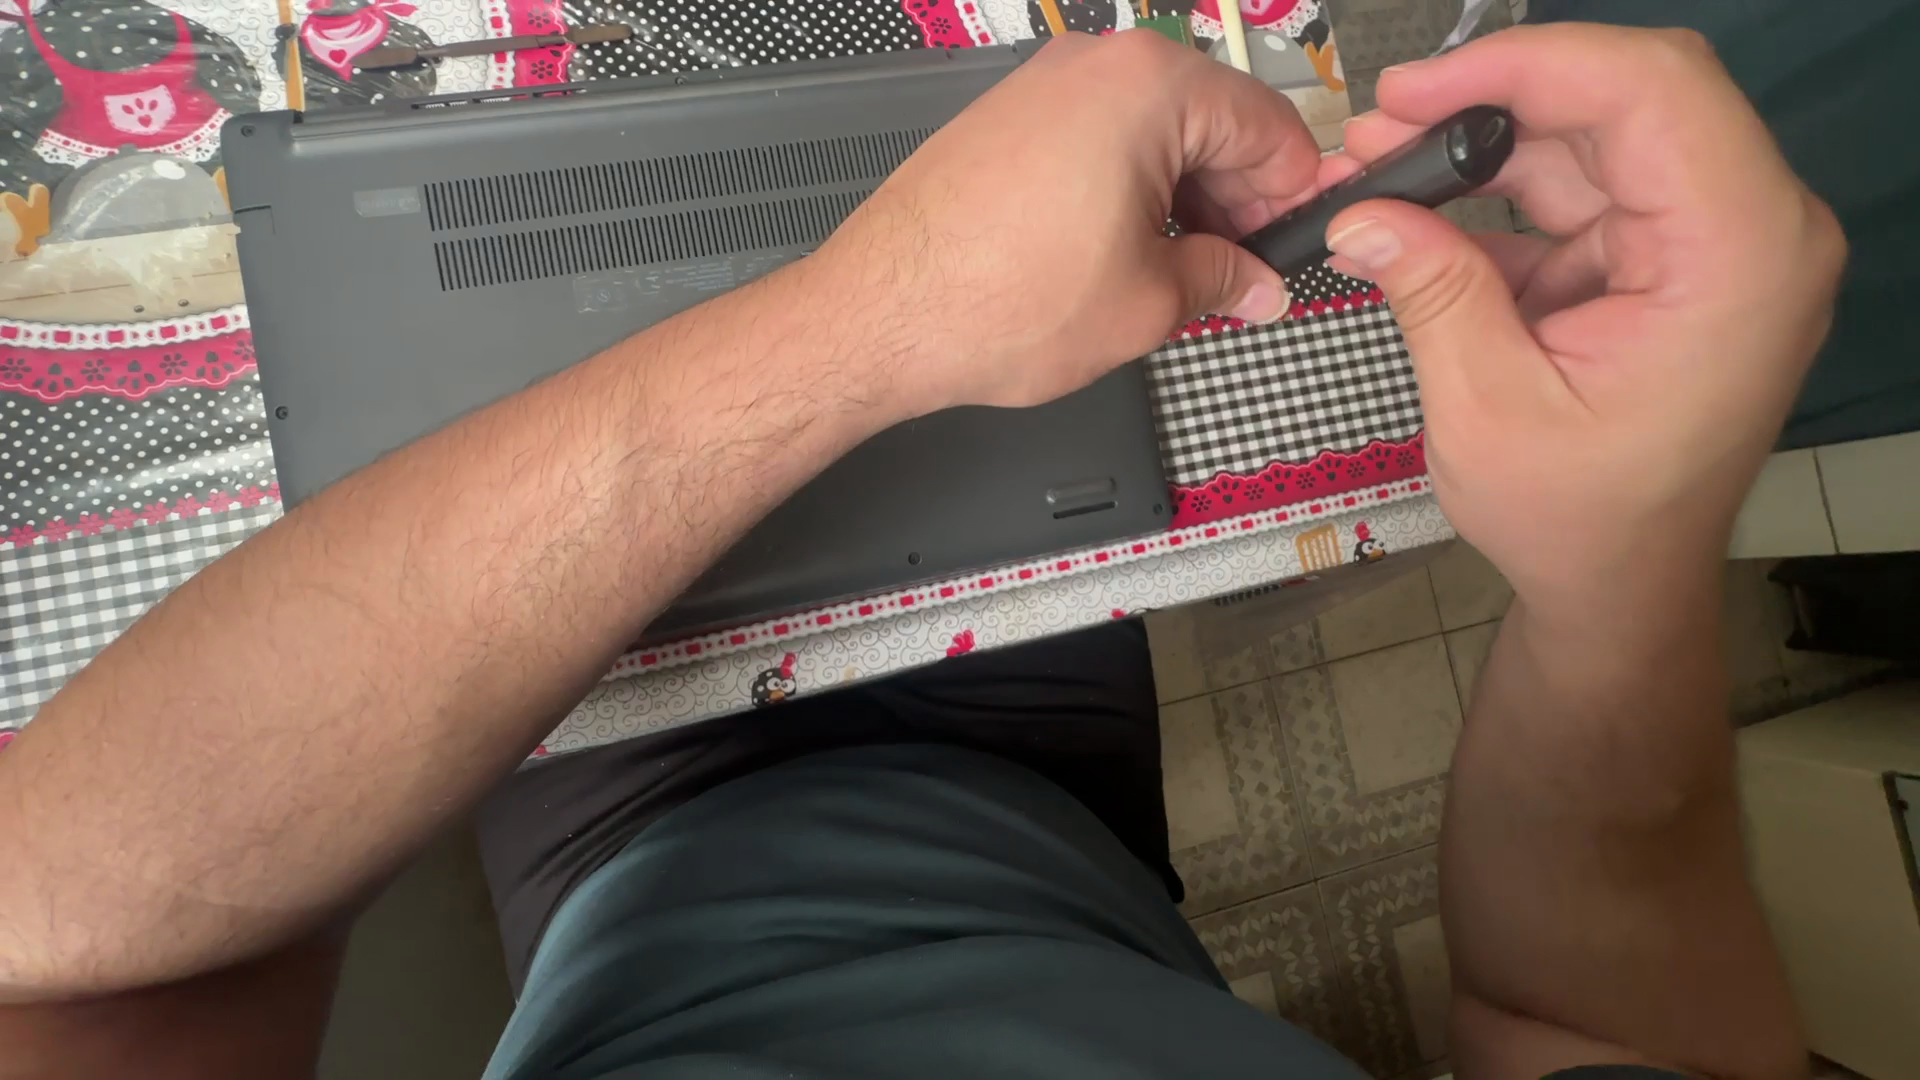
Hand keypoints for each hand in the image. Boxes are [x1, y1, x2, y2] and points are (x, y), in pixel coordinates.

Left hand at [809, 30, 1323, 414]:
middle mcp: (1090, 70)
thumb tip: (1254, 284)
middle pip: (1204, 130)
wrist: (879, 319)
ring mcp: (1037, 94)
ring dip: (1172, 211)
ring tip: (1168, 283)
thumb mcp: (1143, 307)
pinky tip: (1112, 261)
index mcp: (1148, 88)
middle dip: (1227, 208)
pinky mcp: (1001, 131)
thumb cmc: (995, 306)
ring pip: (1144, 146)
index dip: (1291, 197)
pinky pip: (1089, 156)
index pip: (1266, 128)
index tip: (1288, 248)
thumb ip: (1219, 285)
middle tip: (1232, 278)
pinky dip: (1118, 203)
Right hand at [1321, 25, 1844, 603]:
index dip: (1523, 69)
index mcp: (1733, 255)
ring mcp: (1687, 251)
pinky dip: (1479, 219)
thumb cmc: (1564, 511)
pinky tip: (1407, 227)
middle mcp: (1732, 231)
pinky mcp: (1639, 275)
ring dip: (1470, 163)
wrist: (1609, 576)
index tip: (1404, 92)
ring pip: (1578, 160)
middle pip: (1613, 115)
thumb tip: (1356, 217)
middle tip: (1366, 133)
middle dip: (1482, 113)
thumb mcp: (1481, 404)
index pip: (1647, 96)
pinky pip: (1559, 217)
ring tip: (1368, 172)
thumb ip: (1430, 295)